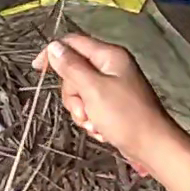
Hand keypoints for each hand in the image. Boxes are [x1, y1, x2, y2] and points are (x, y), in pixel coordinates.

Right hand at [34, 33, 181, 168]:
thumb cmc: (126, 117)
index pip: (73, 43)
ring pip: (79, 92)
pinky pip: (91, 106)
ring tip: (94, 124)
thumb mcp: (93, 90)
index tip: (36, 69)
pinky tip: (101, 130)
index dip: (53, 53)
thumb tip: (54, 47)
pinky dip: (91, 119)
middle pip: (74, 71)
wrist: (153, 147)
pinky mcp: (114, 104)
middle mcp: (111, 67)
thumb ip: (71, 67)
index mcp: (109, 56)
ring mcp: (113, 86)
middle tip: (84, 111)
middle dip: (72, 95)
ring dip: (81, 111)